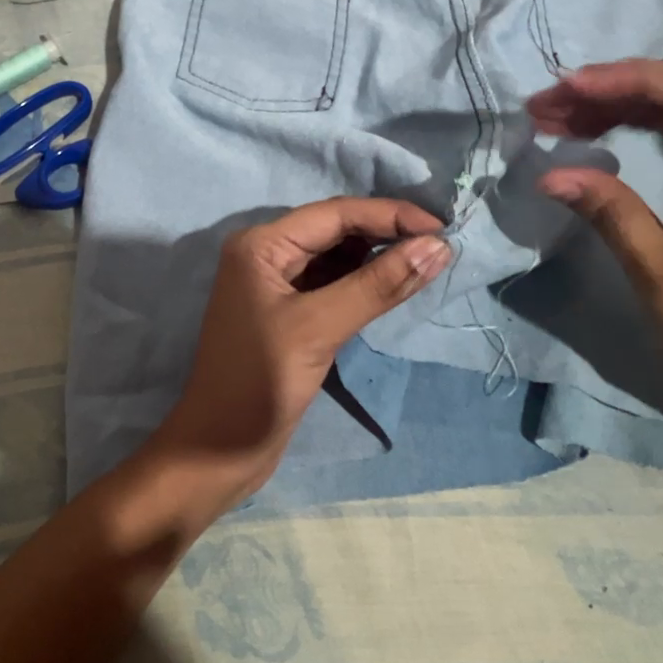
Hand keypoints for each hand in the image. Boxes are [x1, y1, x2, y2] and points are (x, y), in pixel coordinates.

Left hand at [148, 198, 451, 507]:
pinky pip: (333, 284)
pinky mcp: (288, 314)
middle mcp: (266, 255)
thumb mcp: (320, 327)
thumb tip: (438, 247)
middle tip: (443, 246)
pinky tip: (397, 286)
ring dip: (379, 258)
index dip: (390, 215)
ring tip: (430, 262)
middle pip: (336, 230)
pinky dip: (365, 283)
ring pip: (337, 258)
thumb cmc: (260, 382)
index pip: (335, 213)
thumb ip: (378, 284)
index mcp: (262, 244)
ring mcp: (275, 285)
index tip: (444, 228)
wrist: (219, 449)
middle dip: (387, 233)